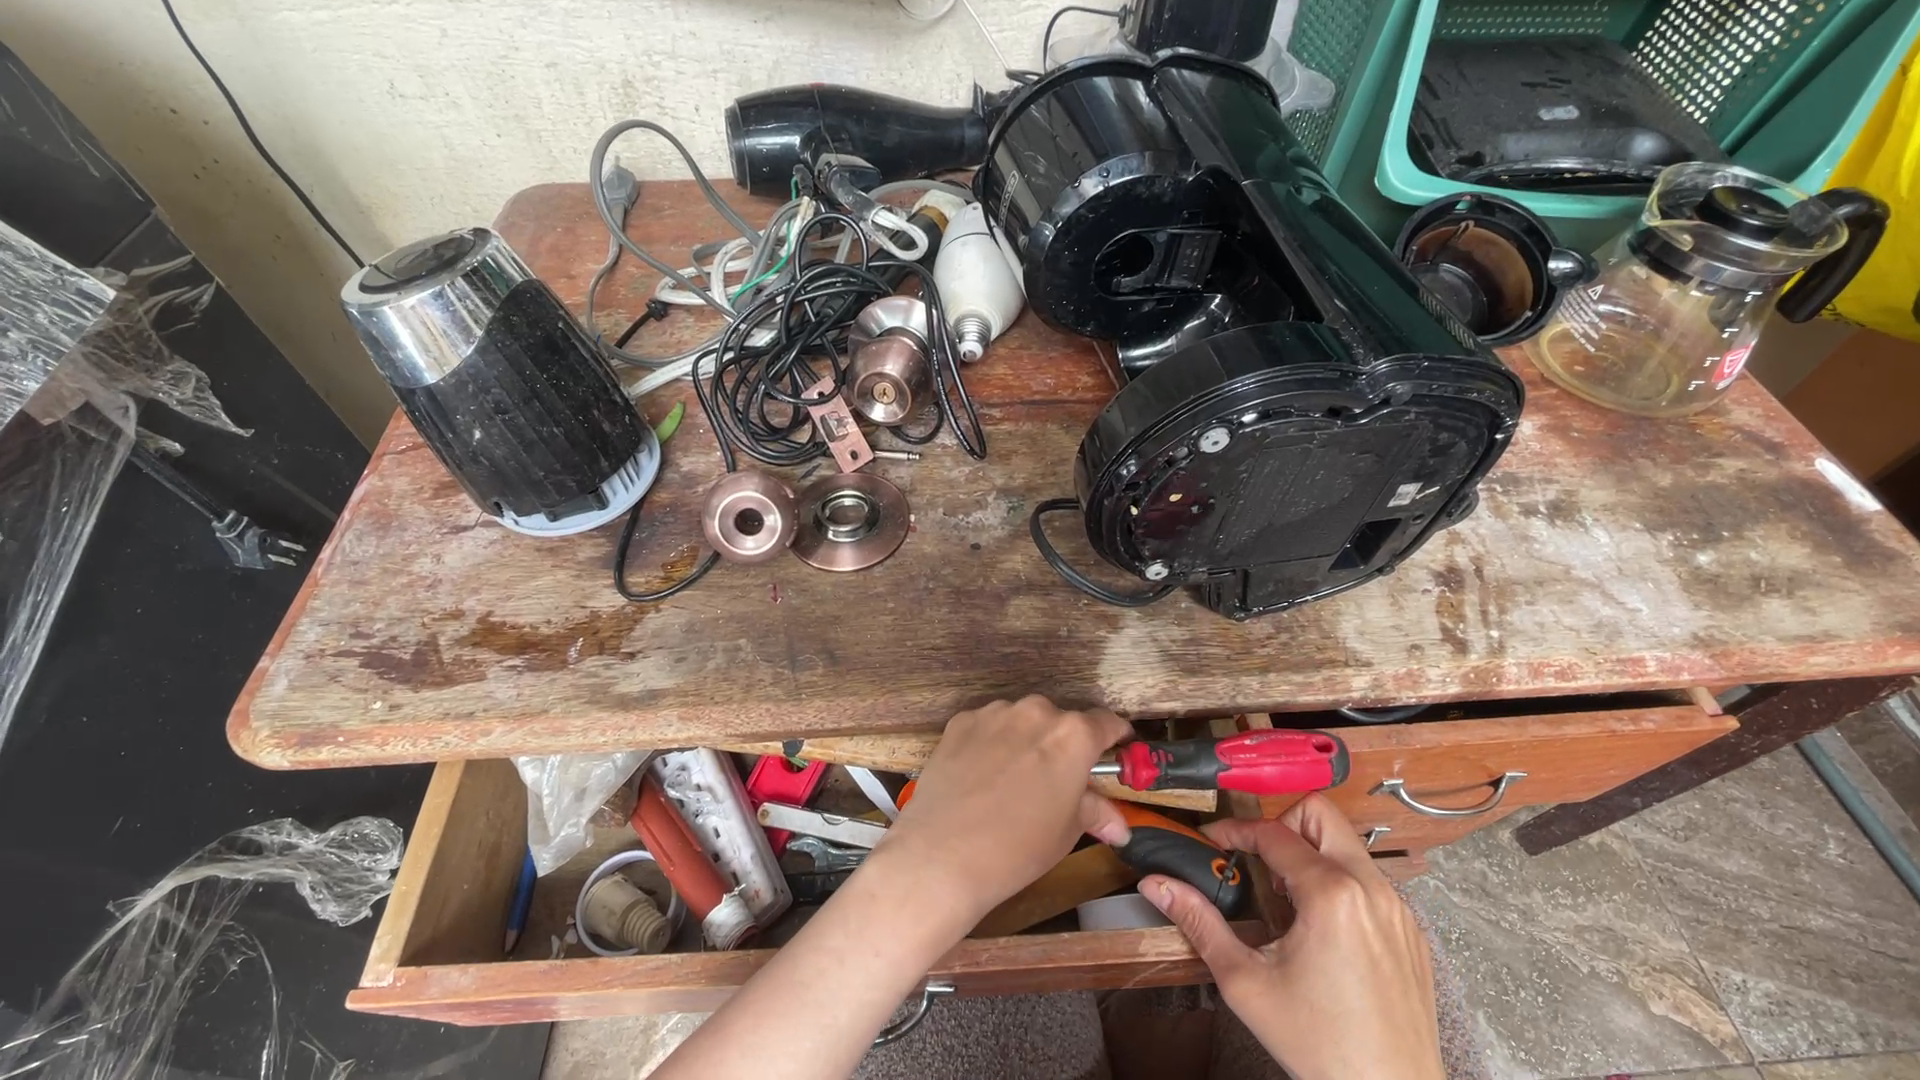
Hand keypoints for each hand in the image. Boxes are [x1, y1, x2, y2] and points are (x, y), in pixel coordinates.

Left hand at [874, 695, 1132, 924]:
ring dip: (1025, 741)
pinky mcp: (960, 722)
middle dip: (1062, 745)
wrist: (943, 854)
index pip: (1107, 723)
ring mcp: (994, 713)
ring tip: (1013, 781)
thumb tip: (1119, 825)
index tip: (1115, 750)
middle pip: (1060, 721)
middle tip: (1056, 780)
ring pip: (1021, 721)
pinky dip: (990, 744)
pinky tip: (981, 778)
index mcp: (1073, 735)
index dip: (1114, 737)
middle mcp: (1036, 711)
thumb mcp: (1067, 832)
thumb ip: (1095, 812)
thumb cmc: (1018, 847)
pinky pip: (987, 727)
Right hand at [1141, 794, 1443, 1079]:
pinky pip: (1369, 881)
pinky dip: (1338, 883)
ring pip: (1347, 846)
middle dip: (1282, 823)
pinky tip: (1319, 929)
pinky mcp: (1410, 929)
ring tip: (1284, 901)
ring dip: (1310, 854)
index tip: (1213, 841)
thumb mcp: (1245, 981)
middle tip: (1256, 858)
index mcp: (1330, 894)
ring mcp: (1397, 908)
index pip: (1273, 832)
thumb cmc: (1320, 1044)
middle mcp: (1370, 888)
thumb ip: (1199, 923)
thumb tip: (1157, 885)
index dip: (1235, 830)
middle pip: (1321, 813)